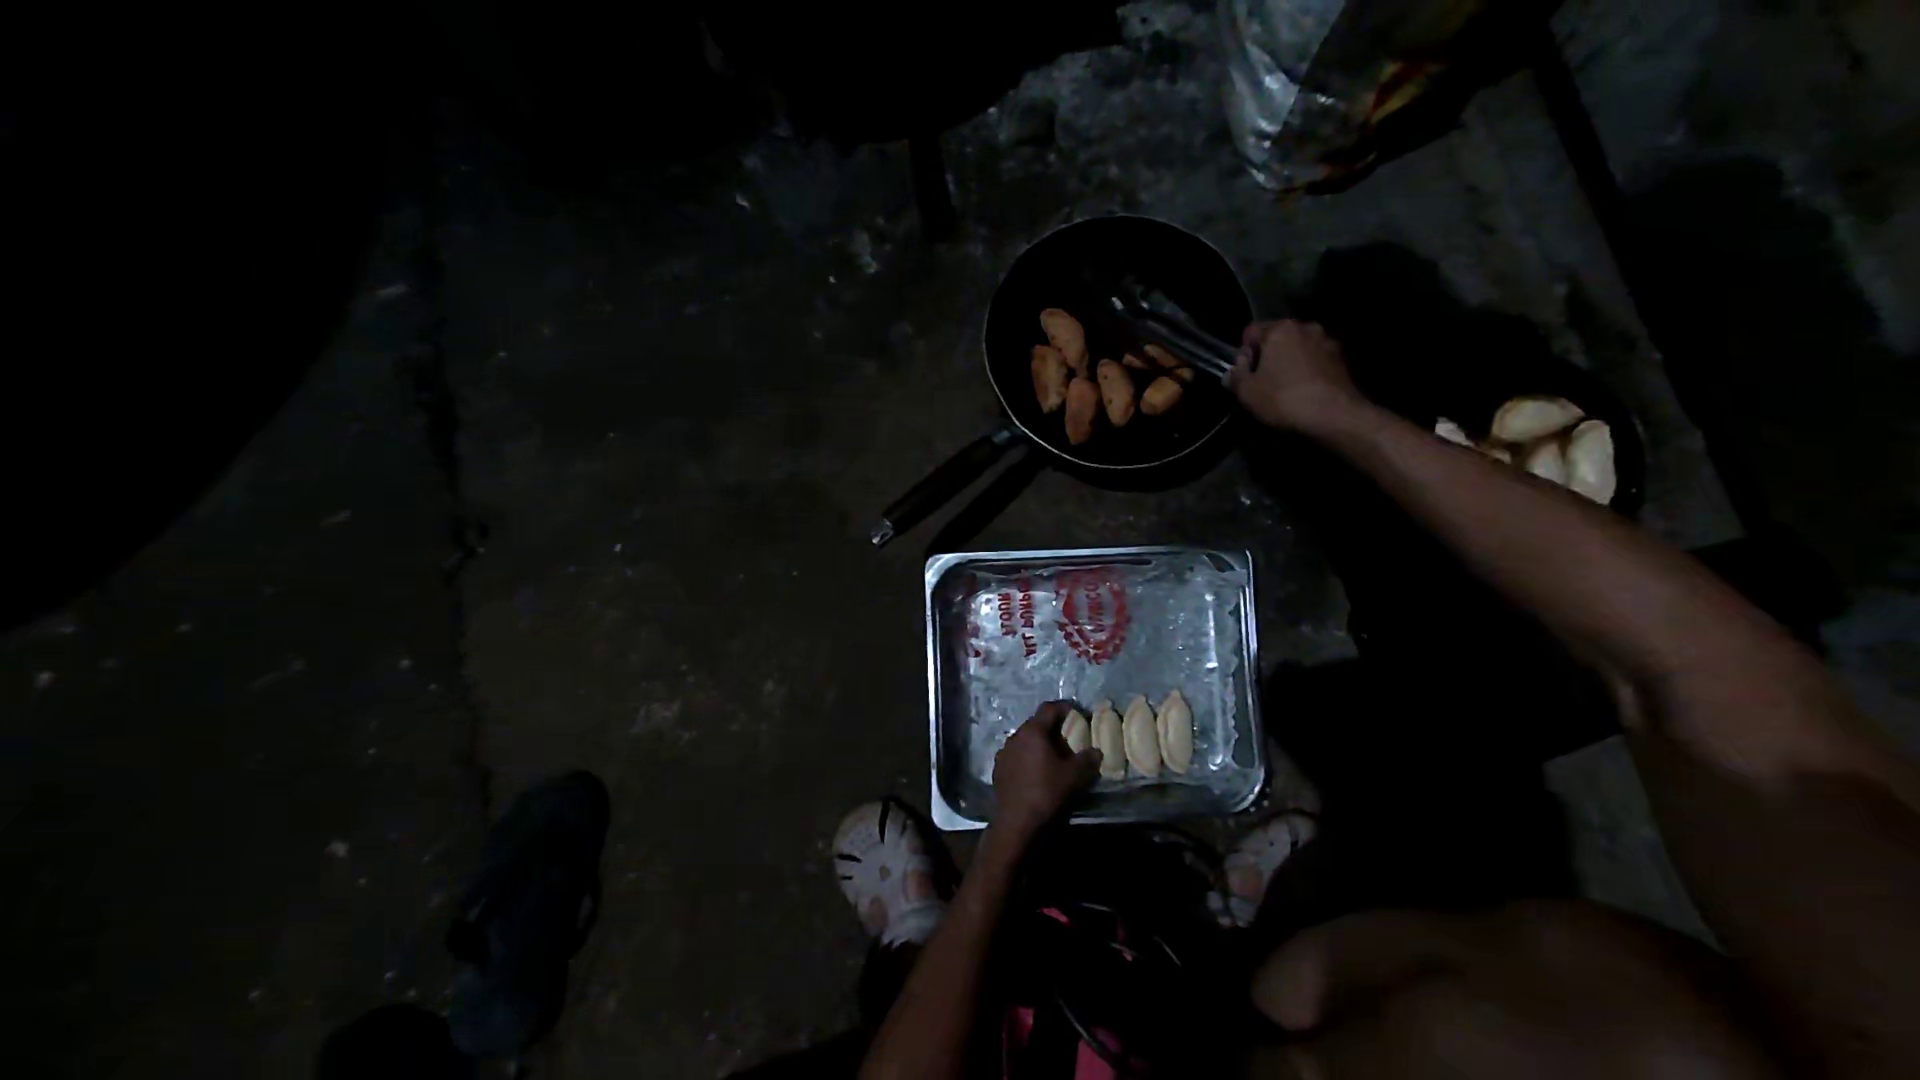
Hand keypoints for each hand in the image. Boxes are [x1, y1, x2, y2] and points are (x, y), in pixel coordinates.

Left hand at [992, 702, 1100, 836]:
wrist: (1018, 823)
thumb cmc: (1048, 793)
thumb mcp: (1075, 776)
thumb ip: (1088, 759)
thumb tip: (1096, 752)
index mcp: (1033, 732)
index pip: (1049, 708)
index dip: (1064, 707)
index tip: (1075, 712)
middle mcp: (1014, 737)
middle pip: (1035, 725)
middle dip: (1052, 729)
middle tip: (1068, 739)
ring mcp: (1003, 754)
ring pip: (1024, 741)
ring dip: (1038, 745)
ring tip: (1052, 758)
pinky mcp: (998, 770)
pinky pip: (1016, 757)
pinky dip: (1027, 759)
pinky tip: (1036, 773)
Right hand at [1228, 320, 1365, 433]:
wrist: (1335, 415)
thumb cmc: (1284, 399)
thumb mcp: (1246, 392)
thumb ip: (1235, 376)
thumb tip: (1235, 370)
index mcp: (1280, 329)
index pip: (1251, 332)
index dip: (1243, 353)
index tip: (1245, 374)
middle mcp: (1306, 327)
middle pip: (1277, 338)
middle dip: (1268, 356)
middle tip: (1263, 382)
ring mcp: (1327, 341)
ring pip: (1298, 349)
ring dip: (1289, 363)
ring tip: (1286, 388)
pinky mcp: (1342, 359)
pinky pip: (1315, 360)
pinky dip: (1307, 371)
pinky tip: (1305, 392)